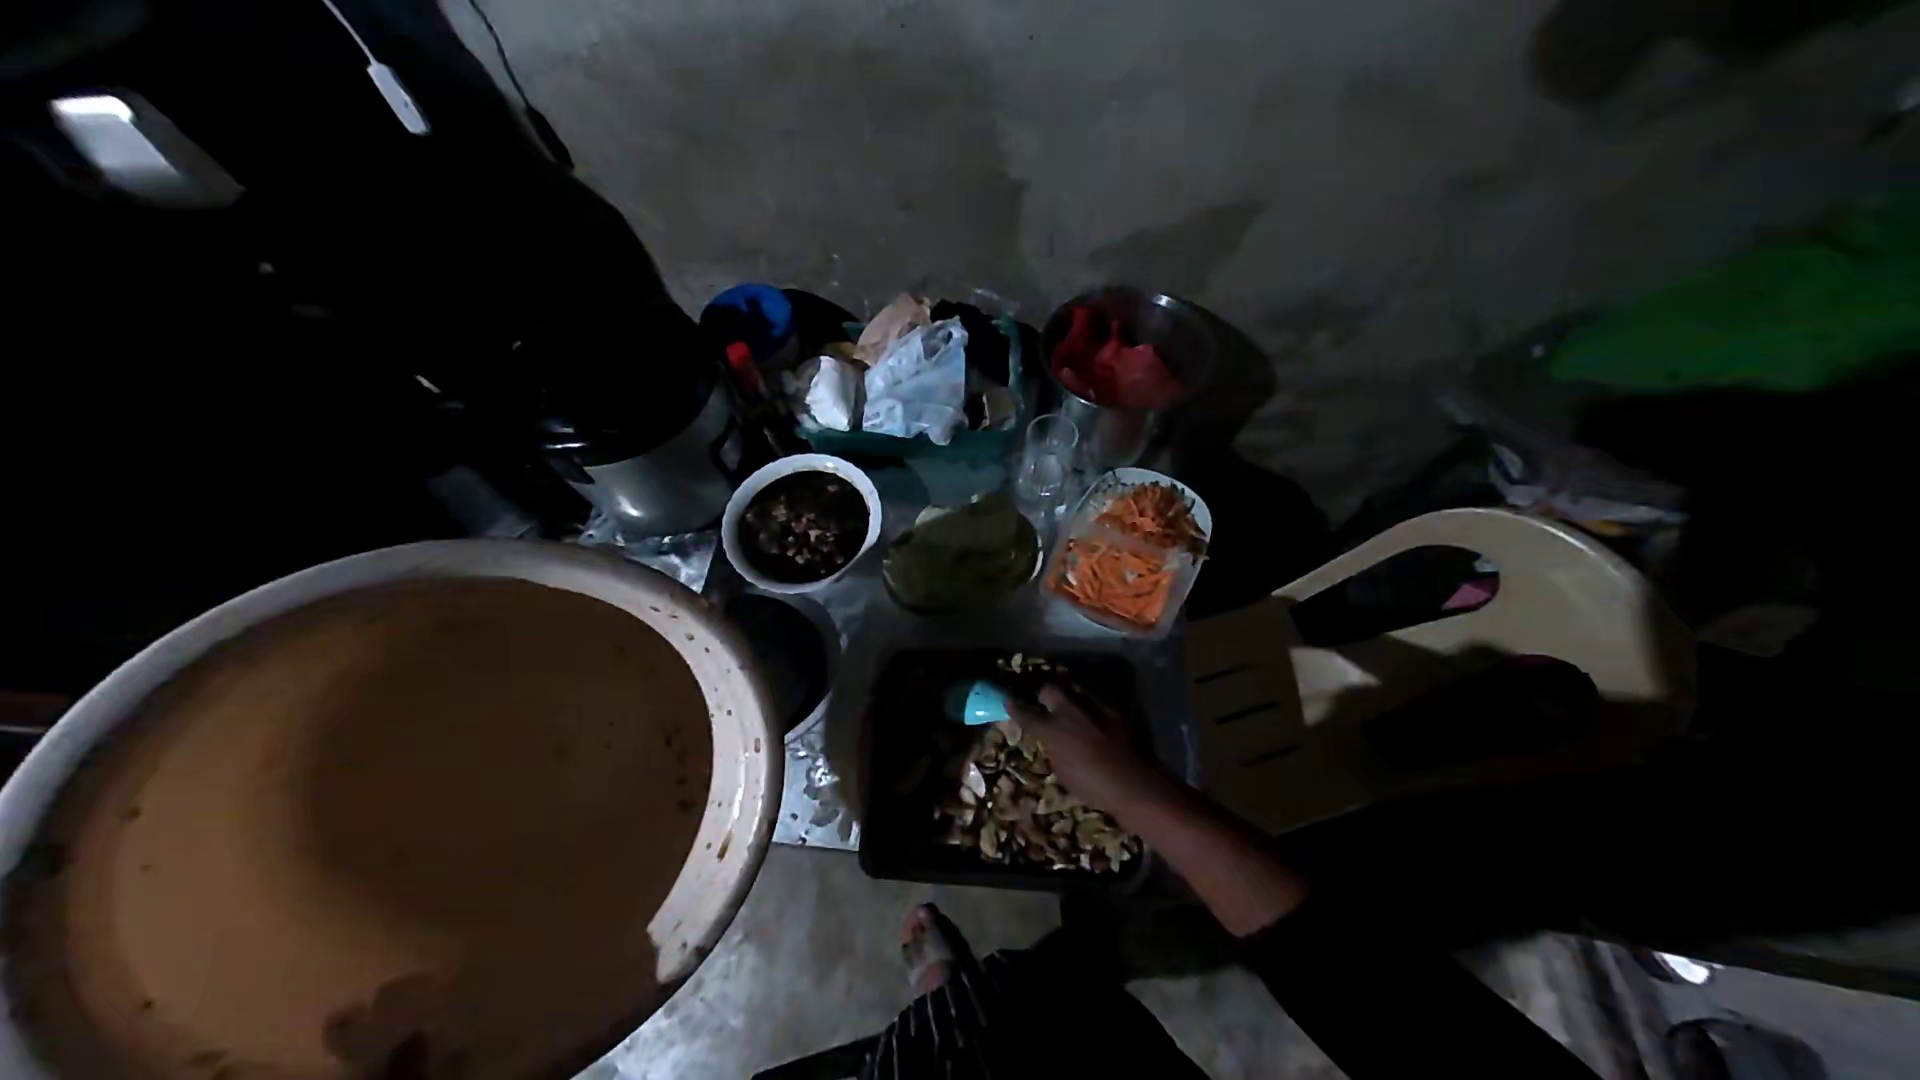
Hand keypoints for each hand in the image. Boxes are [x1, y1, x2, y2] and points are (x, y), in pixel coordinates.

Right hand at [1010, 684, 1171, 815]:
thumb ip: (1054, 750)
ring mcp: (1095, 707)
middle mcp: (1071, 711)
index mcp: (1053, 728)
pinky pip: (1096, 702)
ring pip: (1076, 690)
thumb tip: (1054, 741)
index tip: (1008, 702)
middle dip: (1044, 694)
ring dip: (1070, 698)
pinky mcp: (1115, 710)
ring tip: (1071, 709)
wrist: (1135, 783)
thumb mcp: (1063, 773)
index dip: (1015, 708)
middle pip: (1051, 689)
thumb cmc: (1094, 786)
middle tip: (1044, 704)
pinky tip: (1094, 721)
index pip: (1027, 713)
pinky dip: (1091, 709)